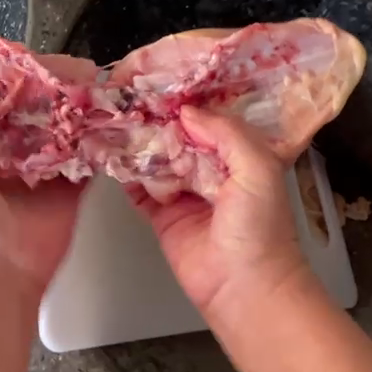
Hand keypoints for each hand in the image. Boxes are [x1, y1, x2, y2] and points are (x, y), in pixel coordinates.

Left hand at [0, 83, 84, 301]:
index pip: (1, 107)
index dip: (16, 85)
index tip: (34, 60)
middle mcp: (14, 156)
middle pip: (37, 117)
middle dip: (52, 96)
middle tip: (73, 68)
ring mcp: (45, 173)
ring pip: (63, 134)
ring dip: (75, 115)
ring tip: (93, 86)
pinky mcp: (70, 191)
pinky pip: (85, 162)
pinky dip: (94, 144)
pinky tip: (105, 120)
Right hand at [129, 108, 312, 316]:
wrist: (245, 288)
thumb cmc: (260, 228)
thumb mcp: (257, 168)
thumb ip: (226, 133)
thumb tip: (187, 111)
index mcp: (239, 156)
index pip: (210, 120)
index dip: (189, 103)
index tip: (162, 83)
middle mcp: (210, 170)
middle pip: (178, 137)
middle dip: (158, 121)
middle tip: (130, 98)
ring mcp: (184, 193)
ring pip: (156, 159)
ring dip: (138, 144)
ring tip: (115, 120)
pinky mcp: (162, 215)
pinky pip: (139, 189)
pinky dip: (125, 175)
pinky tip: (110, 156)